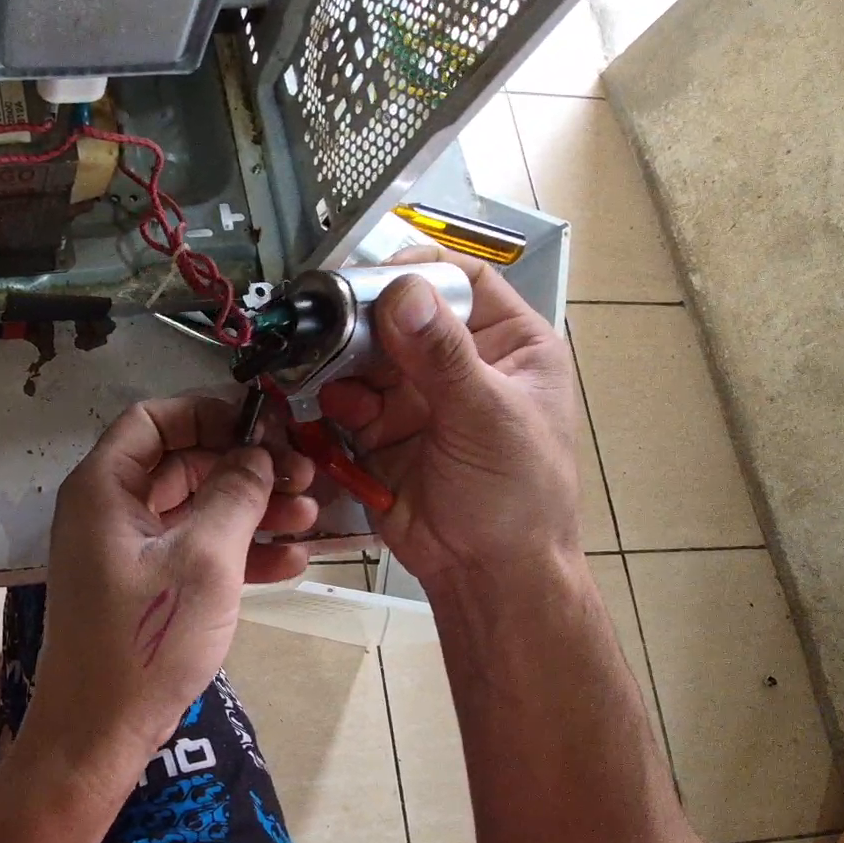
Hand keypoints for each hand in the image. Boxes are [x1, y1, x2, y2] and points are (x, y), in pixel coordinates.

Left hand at [24, 397, 318, 764]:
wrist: (100, 729)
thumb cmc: (146, 636)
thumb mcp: (203, 558)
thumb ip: (235, 494)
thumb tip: (257, 454)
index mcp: (104, 486)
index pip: (153, 419)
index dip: (209, 413)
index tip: (265, 426)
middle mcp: (109, 509)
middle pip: (183, 462)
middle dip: (245, 466)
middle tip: (306, 475)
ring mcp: (127, 550)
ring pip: (195, 508)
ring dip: (252, 509)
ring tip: (311, 517)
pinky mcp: (145, 585)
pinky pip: (194, 549)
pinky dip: (237, 550)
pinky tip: (292, 562)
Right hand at [318, 248, 584, 591]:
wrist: (484, 571)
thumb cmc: (515, 493)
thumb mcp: (486, 416)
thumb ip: (442, 355)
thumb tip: (403, 292)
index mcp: (506, 344)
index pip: (460, 281)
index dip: (417, 271)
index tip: (368, 277)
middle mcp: (456, 363)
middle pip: (399, 317)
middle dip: (363, 323)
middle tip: (328, 327)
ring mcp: (414, 398)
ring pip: (364, 358)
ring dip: (343, 365)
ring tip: (328, 376)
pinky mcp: (377, 432)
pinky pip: (345, 402)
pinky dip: (333, 403)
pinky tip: (334, 413)